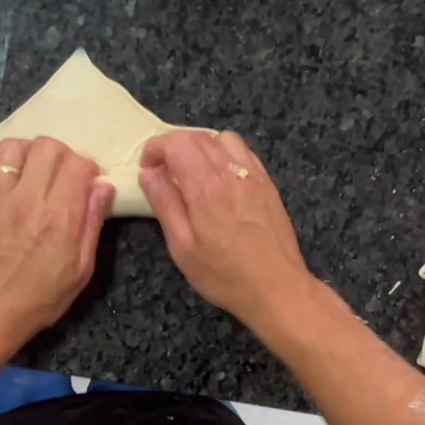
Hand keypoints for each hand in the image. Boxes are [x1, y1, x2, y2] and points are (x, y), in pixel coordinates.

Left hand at [0, 136, 115, 350]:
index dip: (88, 166)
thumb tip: (103, 187)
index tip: (89, 181)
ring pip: (13, 147)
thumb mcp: (80, 270)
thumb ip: (91, 224)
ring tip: (33, 170)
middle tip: (63, 174)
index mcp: (60, 218)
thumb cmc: (40, 299)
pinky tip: (3, 172)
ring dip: (28, 152)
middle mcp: (28, 200)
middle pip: (47, 146)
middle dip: (62, 154)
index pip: (78, 164)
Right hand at [138, 130, 318, 330]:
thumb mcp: (182, 246)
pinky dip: (224, 155)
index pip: (176, 143)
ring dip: (201, 148)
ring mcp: (253, 175)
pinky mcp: (267, 184)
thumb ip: (164, 204)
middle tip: (164, 174)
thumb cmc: (224, 274)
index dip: (155, 149)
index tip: (147, 170)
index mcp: (205, 185)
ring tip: (191, 175)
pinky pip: (243, 153)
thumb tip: (148, 174)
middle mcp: (230, 171)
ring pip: (222, 139)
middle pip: (197, 137)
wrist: (276, 287)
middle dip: (174, 147)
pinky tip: (219, 180)